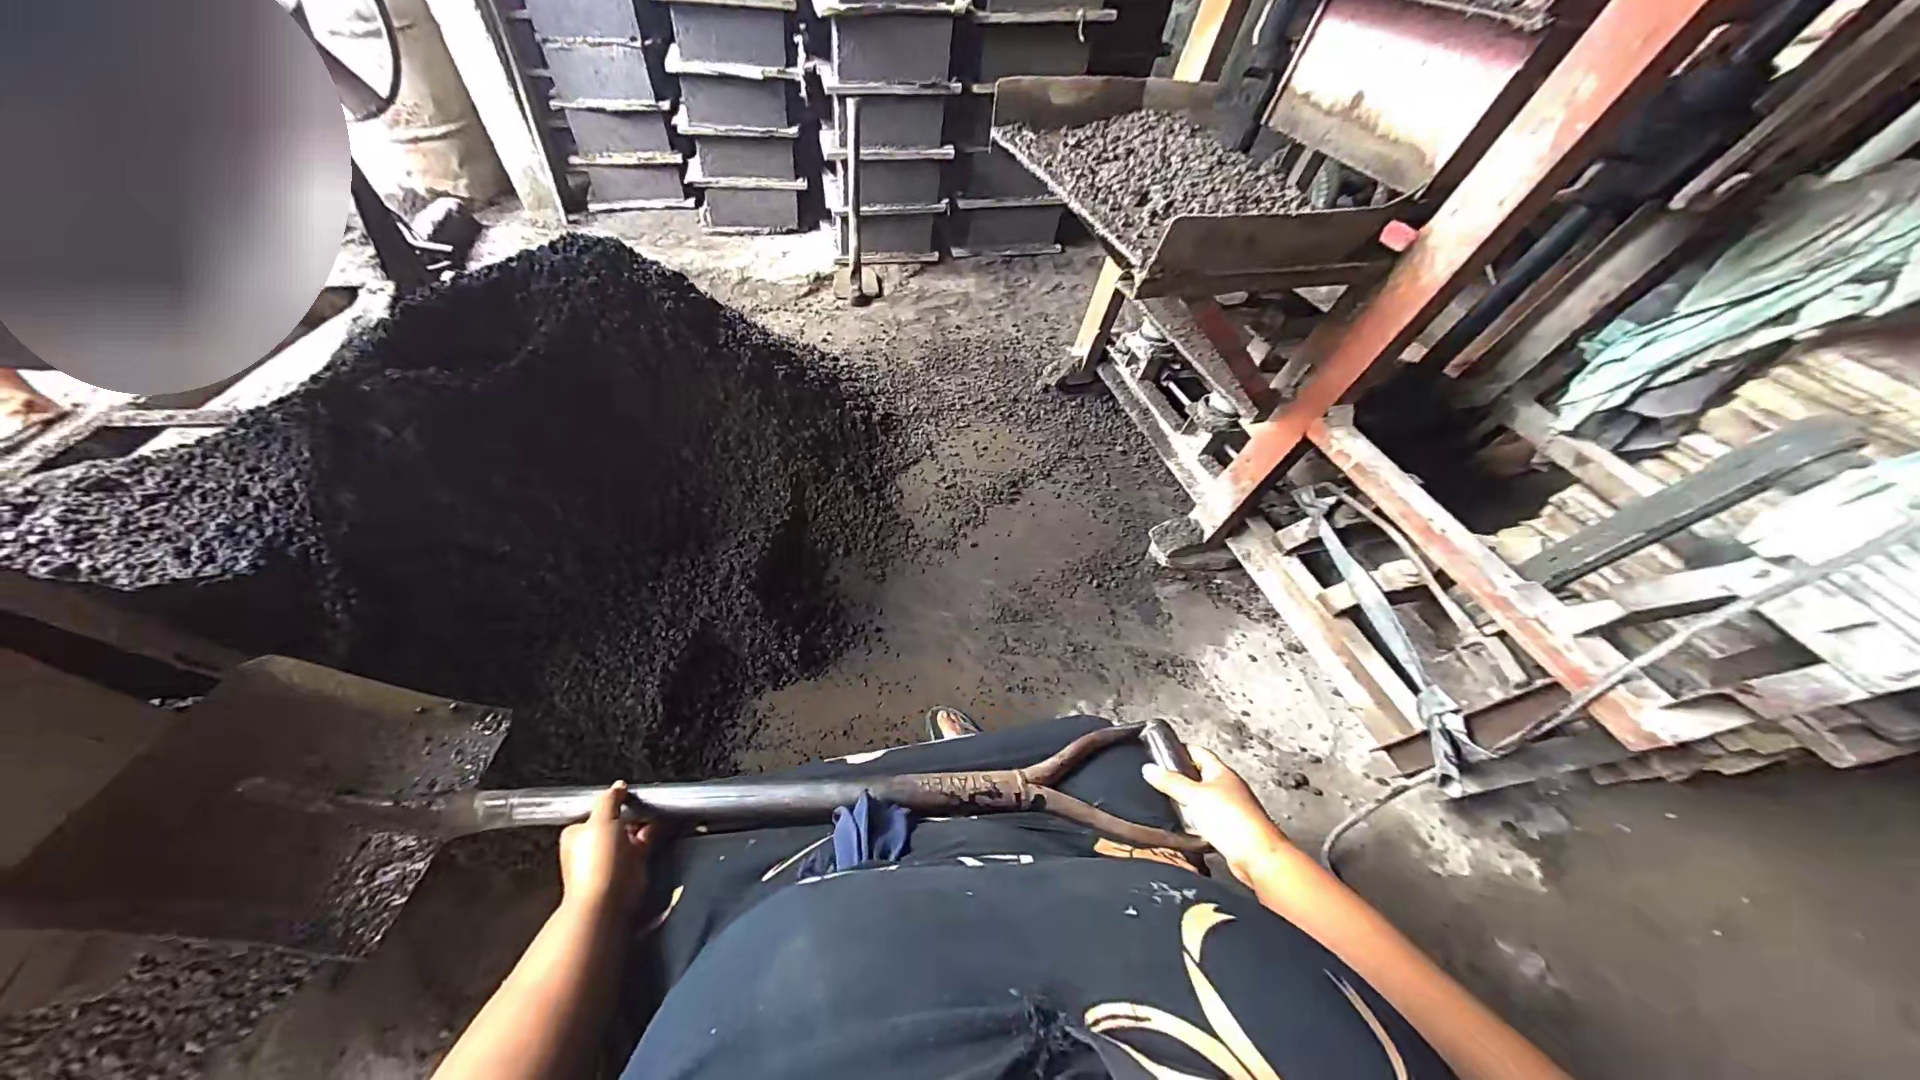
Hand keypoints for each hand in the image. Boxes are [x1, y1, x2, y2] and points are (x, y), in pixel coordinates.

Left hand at [558, 783, 652, 916]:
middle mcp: (595, 844)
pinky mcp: (633, 863)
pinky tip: (658, 827)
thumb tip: (618, 786)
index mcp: (578, 833)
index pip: (598, 809)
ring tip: (652, 815)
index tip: (626, 794)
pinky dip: (653, 834)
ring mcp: (614, 855)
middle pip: (618, 818)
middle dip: (631, 811)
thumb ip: (609, 799)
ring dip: (644, 822)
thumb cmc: (594, 865)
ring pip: (634, 829)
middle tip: (641, 804)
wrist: (608, 899)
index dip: (613, 801)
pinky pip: (646, 841)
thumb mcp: (600, 820)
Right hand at [1142, 748, 1291, 879]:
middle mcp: (1228, 788)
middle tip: (1159, 781)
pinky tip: (1184, 828)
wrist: (1258, 858)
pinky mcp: (1231, 831)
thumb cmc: (1231, 820)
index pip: (1198, 753)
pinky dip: (1196, 822)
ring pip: (1203, 800)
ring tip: (1166, 804)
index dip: (1180, 750)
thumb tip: (1148, 768)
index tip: (1161, 752)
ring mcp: (1231, 810)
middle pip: (1200, 776)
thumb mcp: (1194, 796)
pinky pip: (1208, 820)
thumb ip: (1171, 782)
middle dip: (1180, 778)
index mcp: (1222, 773)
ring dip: (1188, 803)